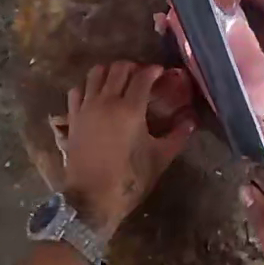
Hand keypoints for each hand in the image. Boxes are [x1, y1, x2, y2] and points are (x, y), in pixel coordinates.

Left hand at [61, 62, 193, 237]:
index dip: (153, 70)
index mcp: (130, 109)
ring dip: (108, 71)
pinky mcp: (72, 117)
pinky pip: (77, 90)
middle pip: (118, 69)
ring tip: (118, 80)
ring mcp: (86, 107)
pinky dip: (87, 86)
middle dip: (132, 67)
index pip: (142, 77)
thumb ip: (177, 136)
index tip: (161, 72)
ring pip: (95, 74)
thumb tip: (191, 120)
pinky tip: (95, 94)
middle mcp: (106, 101)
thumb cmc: (129, 179)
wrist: (91, 198)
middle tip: (142, 75)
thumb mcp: (159, 158)